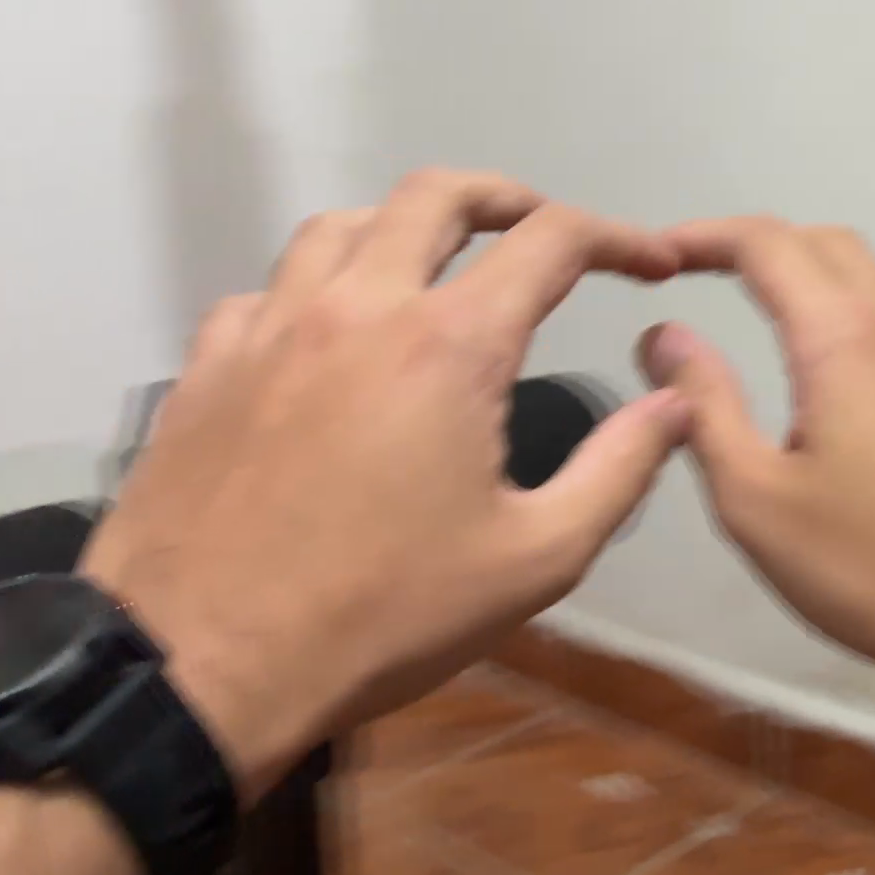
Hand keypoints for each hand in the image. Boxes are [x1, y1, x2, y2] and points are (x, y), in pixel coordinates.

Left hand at [80, 170, 690, 802]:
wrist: (196, 678)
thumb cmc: (391, 613)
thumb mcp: (544, 553)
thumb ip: (624, 465)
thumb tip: (678, 401)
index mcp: (450, 347)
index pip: (551, 242)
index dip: (618, 238)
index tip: (655, 263)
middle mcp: (358, 311)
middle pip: (437, 196)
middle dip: (514, 200)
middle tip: (556, 235)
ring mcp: (268, 332)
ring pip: (347, 225)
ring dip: (418, 230)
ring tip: (456, 270)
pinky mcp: (207, 369)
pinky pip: (276, 287)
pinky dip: (335, 285)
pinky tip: (351, 338)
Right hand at [641, 217, 874, 720]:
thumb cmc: (869, 569)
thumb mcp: (756, 499)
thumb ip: (704, 405)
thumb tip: (665, 333)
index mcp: (848, 340)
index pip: (771, 244)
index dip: (707, 235)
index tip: (662, 256)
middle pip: (833, 247)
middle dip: (765, 246)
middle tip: (711, 276)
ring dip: (822, 281)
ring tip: (773, 317)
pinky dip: (869, 320)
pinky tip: (855, 374)